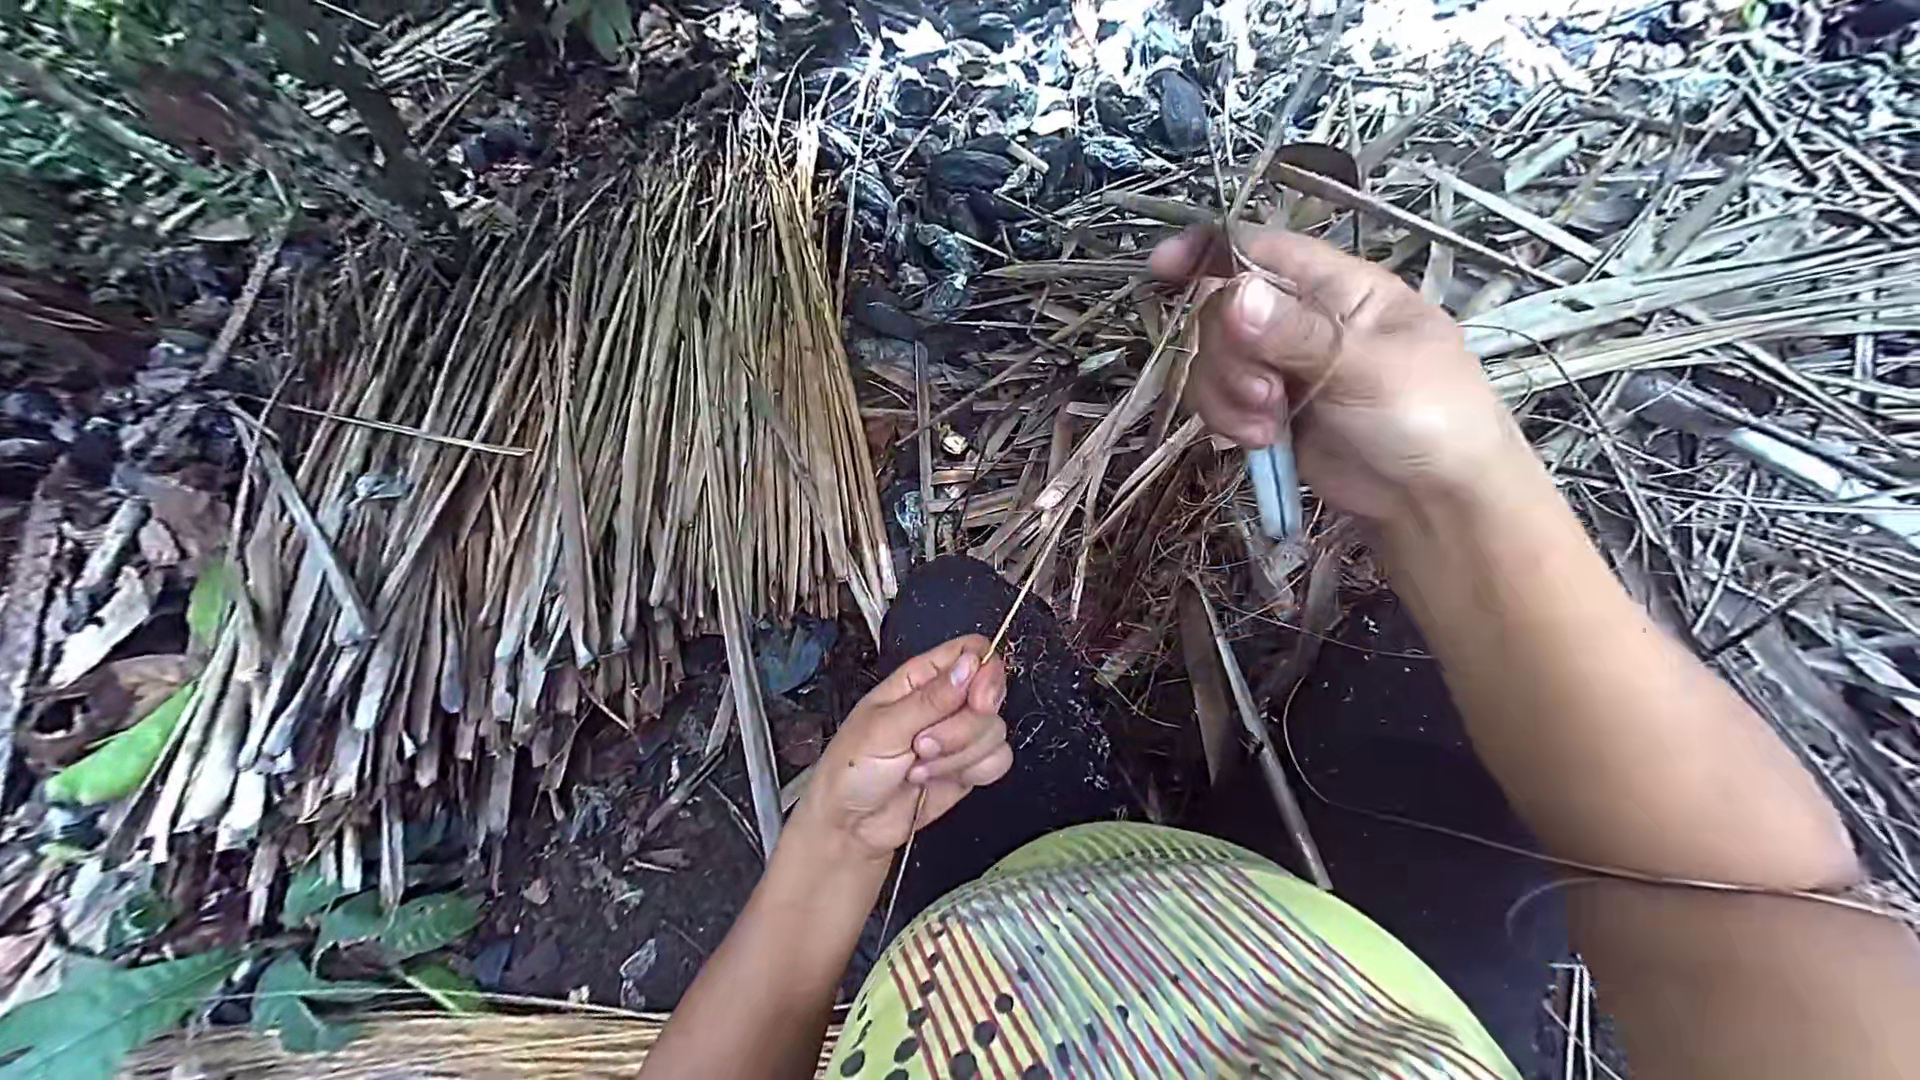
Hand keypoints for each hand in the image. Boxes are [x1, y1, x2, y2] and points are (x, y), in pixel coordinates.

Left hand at [792, 635, 1011, 863]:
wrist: (850, 826)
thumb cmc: (850, 768)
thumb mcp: (884, 727)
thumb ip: (932, 698)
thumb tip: (970, 664)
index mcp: (921, 677)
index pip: (972, 651)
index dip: (984, 671)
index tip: (976, 700)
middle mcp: (945, 700)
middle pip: (989, 693)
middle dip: (962, 727)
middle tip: (923, 743)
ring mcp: (959, 733)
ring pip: (995, 730)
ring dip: (958, 756)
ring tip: (918, 766)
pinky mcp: (968, 765)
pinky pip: (998, 760)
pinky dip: (973, 773)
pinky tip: (938, 779)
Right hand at [1149, 224, 1528, 522]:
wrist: (1426, 498)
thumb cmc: (1426, 416)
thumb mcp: (1371, 367)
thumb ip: (1299, 334)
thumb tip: (1234, 296)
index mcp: (1335, 287)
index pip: (1260, 251)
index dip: (1208, 251)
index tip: (1162, 268)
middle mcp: (1296, 321)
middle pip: (1219, 314)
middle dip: (1229, 358)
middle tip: (1268, 393)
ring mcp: (1274, 368)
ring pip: (1209, 363)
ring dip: (1226, 398)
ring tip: (1270, 427)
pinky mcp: (1258, 410)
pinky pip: (1213, 402)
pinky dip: (1225, 422)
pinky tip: (1262, 441)